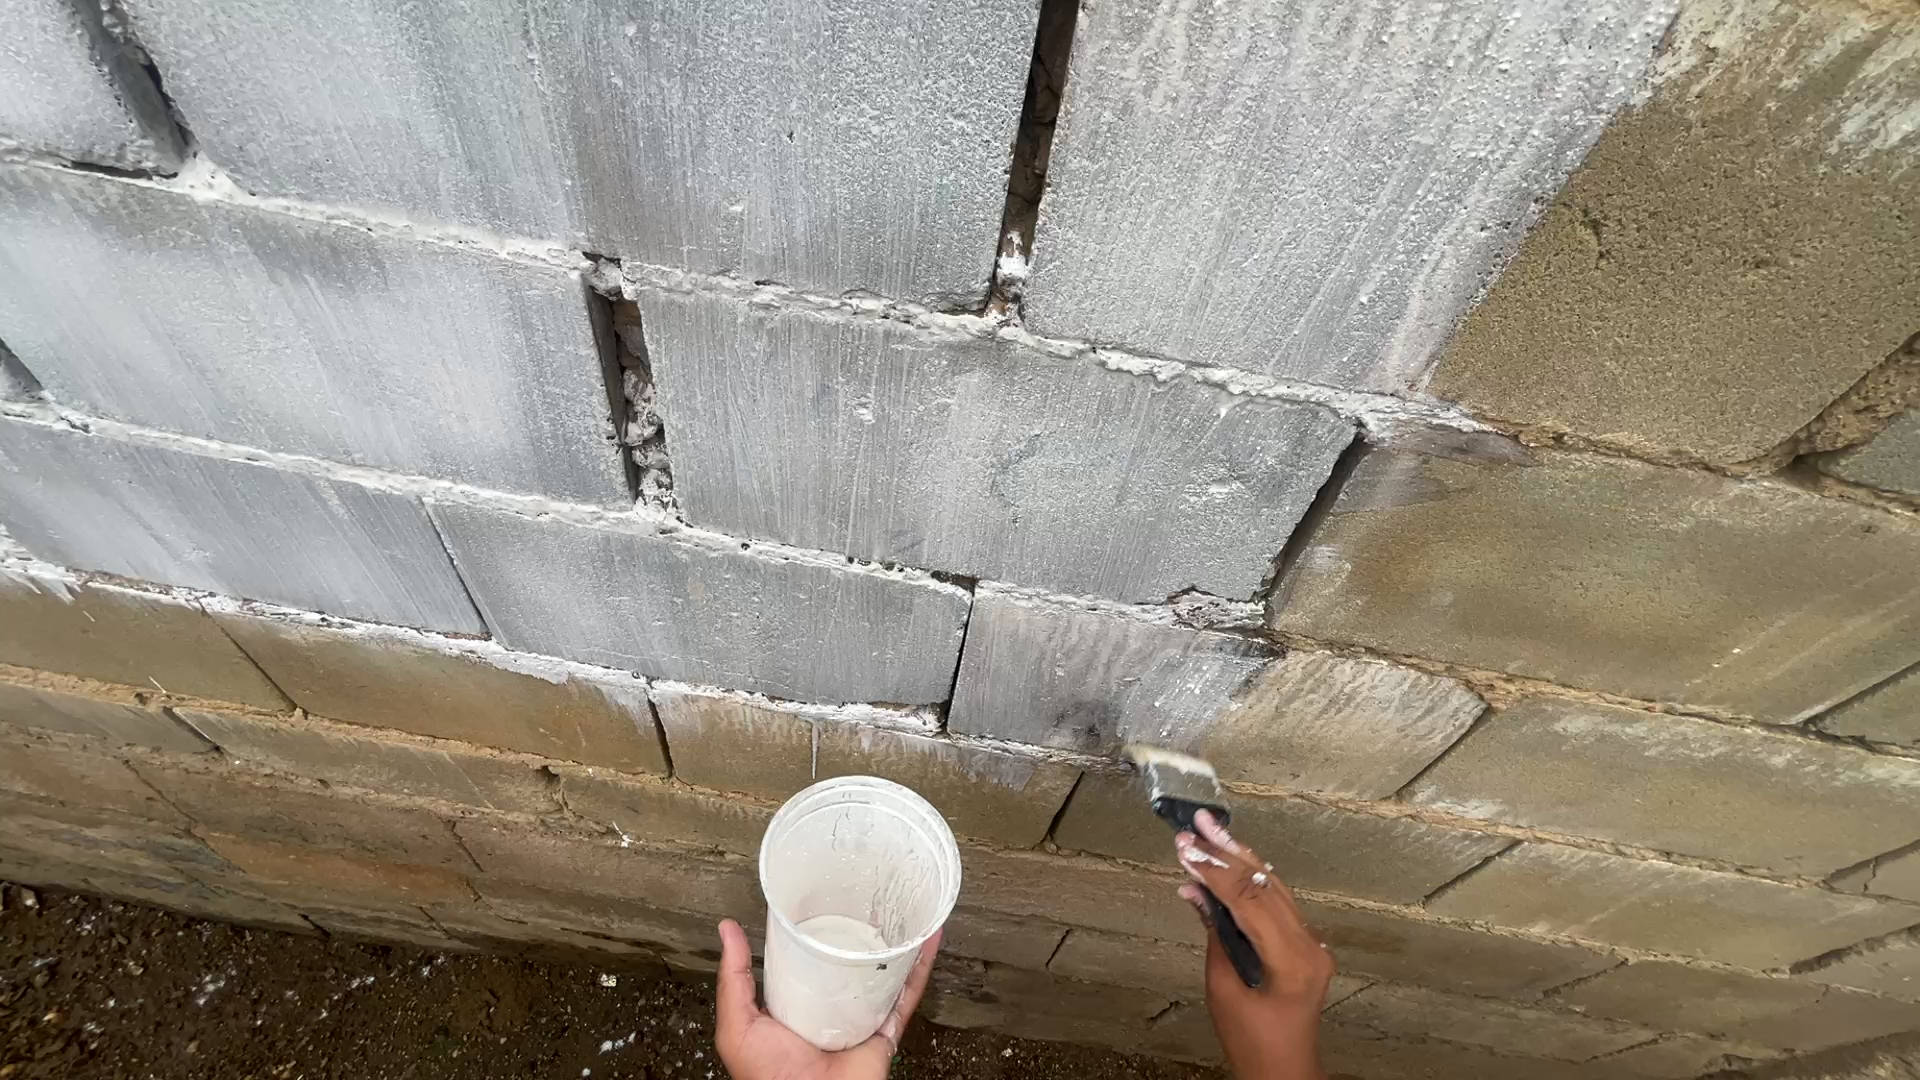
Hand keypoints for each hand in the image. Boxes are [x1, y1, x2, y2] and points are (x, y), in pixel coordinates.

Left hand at [713, 918, 941, 1079]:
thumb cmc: (771, 1079)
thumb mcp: (739, 1028)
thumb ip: (733, 980)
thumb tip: (728, 930)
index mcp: (798, 1007)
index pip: (806, 963)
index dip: (811, 934)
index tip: (817, 903)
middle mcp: (831, 1010)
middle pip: (848, 964)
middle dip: (857, 933)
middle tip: (862, 899)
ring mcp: (861, 1017)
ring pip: (882, 973)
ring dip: (894, 944)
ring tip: (899, 910)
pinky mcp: (886, 1027)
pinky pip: (907, 992)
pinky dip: (920, 965)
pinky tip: (927, 938)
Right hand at [1176, 810, 1333, 1079]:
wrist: (1284, 1069)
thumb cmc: (1251, 1039)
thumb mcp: (1222, 986)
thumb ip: (1214, 931)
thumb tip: (1193, 887)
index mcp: (1292, 960)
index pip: (1248, 898)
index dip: (1214, 870)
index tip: (1184, 848)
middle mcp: (1308, 944)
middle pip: (1262, 884)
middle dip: (1223, 852)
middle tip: (1194, 826)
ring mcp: (1311, 941)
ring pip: (1271, 884)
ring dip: (1236, 855)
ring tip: (1208, 828)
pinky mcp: (1304, 940)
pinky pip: (1275, 897)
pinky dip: (1247, 875)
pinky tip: (1227, 855)